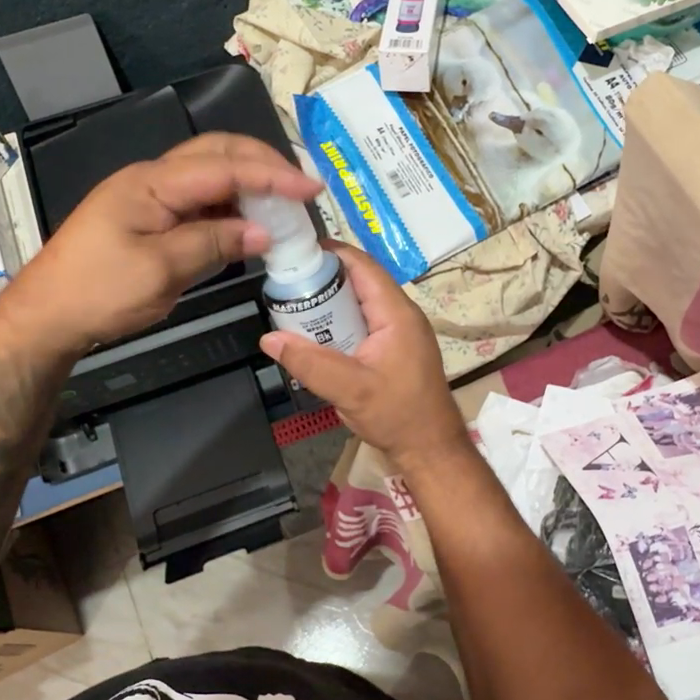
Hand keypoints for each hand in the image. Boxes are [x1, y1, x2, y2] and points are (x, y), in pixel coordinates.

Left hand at [0, 133, 323, 355]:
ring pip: (210, 175)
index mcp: (153, 183)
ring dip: (250, 183)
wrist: (47, 315)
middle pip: (217, 154)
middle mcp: (153, 179)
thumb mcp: (161, 271)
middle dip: (264, 164)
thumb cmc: (99, 292)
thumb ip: (214, 244)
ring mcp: (150, 198)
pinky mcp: (150, 219)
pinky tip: (252, 222)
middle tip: (303, 186)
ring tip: (286, 202)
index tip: (312, 188)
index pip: (224, 166)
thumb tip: (263, 232)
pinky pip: (200, 202)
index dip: (272, 174)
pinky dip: (231, 207)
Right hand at [259, 243, 468, 467]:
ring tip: (294, 304)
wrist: (430, 449)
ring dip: (331, 303)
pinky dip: (340, 323)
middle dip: (325, 278)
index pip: (363, 267)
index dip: (332, 253)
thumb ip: (309, 363)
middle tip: (287, 280)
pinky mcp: (395, 350)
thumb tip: (269, 338)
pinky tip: (317, 335)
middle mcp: (401, 315)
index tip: (297, 250)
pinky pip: (364, 324)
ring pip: (361, 304)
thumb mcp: (349, 390)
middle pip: (360, 282)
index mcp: (396, 313)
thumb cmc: (398, 416)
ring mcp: (400, 333)